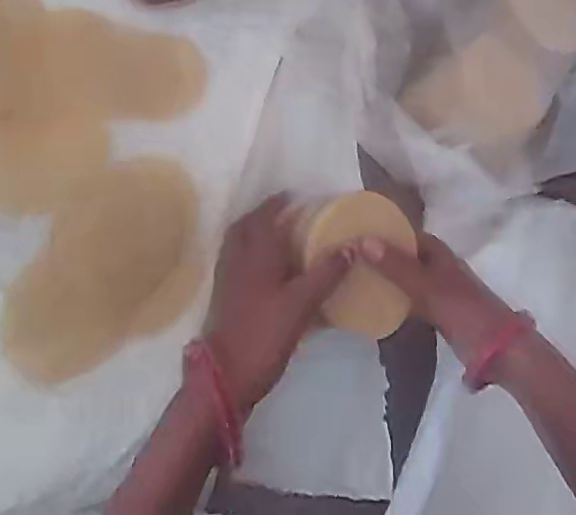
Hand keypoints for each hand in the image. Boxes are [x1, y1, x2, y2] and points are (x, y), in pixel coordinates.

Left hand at [204, 195, 353, 411]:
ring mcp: (226, 275)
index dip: (283, 201)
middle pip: (248, 222)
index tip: (304, 198)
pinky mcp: (224, 293)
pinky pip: (236, 257)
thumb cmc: (263, 334)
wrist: (223, 378)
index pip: (267, 213)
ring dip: (257, 230)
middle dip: (268, 212)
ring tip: (282, 235)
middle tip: (293, 213)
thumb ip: (326, 273)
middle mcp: (237, 255)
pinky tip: (269, 266)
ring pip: (239, 239)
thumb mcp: (302, 304)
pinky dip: (251, 250)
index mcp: (255, 251)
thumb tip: (352, 246)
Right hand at [359, 233, 515, 364]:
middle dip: (377, 254)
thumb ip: (397, 266)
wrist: (499, 350)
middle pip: (401, 254)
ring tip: (352, 278)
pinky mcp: (436, 312)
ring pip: (403, 277)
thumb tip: (363, 241)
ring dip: (383, 277)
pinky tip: (372, 304)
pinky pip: (407, 299)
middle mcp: (435, 264)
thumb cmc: (465, 310)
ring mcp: (436, 289)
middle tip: (344, 257)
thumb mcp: (427, 287)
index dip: (380, 231)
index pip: (402, 232)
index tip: (350, 232)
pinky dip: (391, 298)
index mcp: (436, 251)